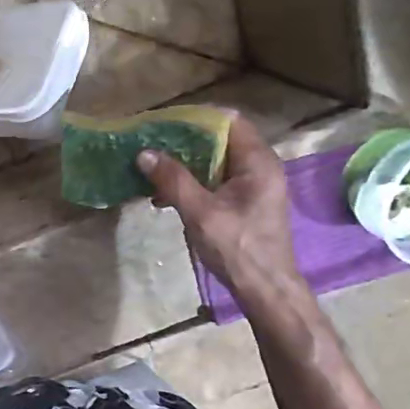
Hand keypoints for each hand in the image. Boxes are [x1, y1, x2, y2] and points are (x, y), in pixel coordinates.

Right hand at [137, 112, 308, 316]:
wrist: (265, 290)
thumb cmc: (237, 248)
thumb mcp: (200, 212)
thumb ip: (173, 179)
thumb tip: (144, 152)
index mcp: (257, 162)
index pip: (229, 120)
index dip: (197, 117)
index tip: (164, 123)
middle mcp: (260, 167)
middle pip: (220, 139)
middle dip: (184, 141)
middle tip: (152, 145)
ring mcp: (254, 186)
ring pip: (215, 161)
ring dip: (184, 164)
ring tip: (153, 171)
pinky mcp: (245, 202)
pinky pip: (215, 180)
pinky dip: (192, 182)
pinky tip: (165, 196)